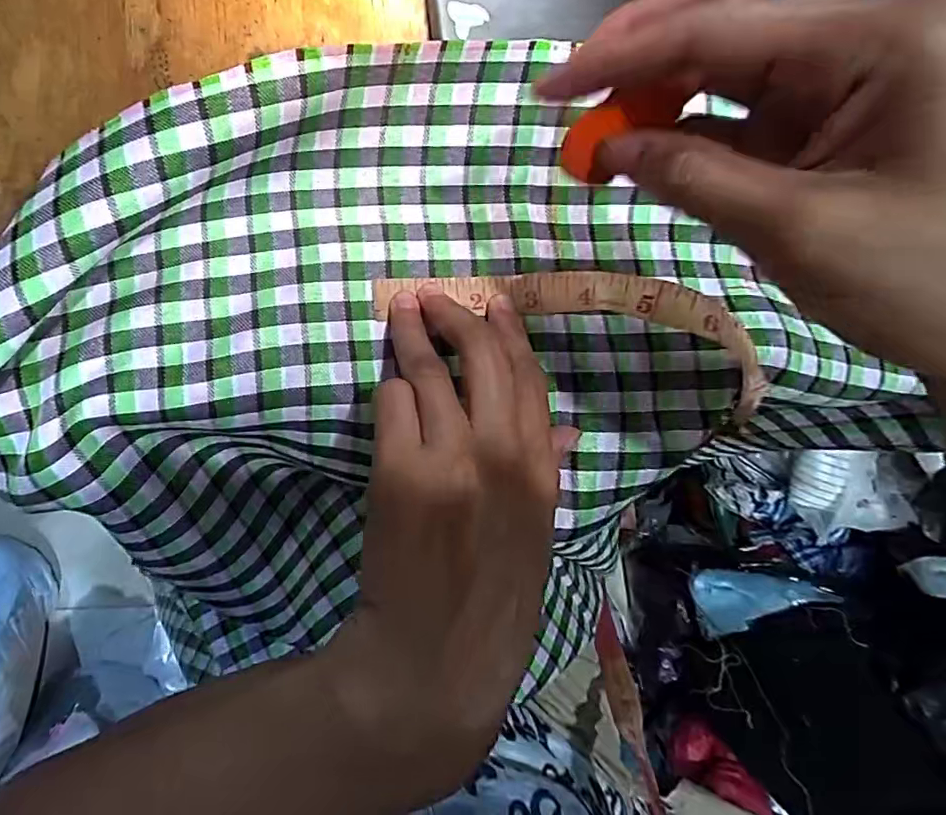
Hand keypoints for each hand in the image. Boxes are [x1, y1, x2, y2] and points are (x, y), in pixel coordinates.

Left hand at [323, 288, 577, 800]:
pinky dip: (388, 388)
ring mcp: (448, 458)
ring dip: (410, 337)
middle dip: (453, 316)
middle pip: (478, 358)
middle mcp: (501, 453)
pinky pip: (392, 402)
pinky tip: (386, 384)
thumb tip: (559, 425)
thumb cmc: (490, 594)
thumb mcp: (535, 532)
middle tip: (429, 294)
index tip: (490, 300)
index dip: (506, 331)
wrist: (436, 651)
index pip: (527, 377)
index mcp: (541, 470)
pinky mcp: (399, 469)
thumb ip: (545, 470)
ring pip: (427, 371)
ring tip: (399, 311)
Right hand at [533, 0, 945, 403]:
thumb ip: (690, 175)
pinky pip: (762, 98)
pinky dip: (700, 119)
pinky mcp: (866, 112)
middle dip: (645, 43)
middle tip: (582, 88)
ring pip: (745, 46)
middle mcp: (884, 29)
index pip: (714, 28)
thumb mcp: (799, 230)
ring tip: (607, 125)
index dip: (616, 59)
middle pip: (735, 3)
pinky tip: (658, 147)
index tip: (546, 93)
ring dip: (667, 81)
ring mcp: (879, 69)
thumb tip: (606, 147)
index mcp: (886, 35)